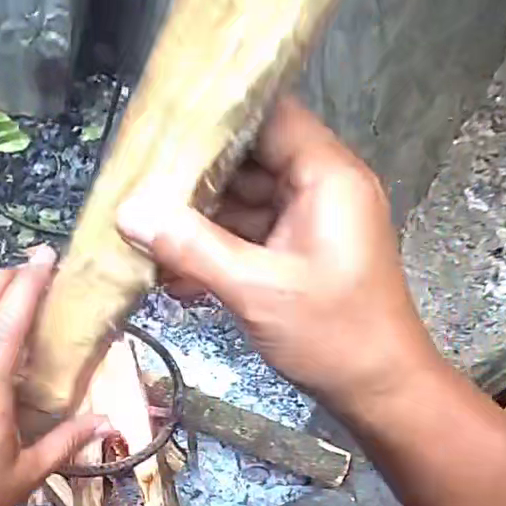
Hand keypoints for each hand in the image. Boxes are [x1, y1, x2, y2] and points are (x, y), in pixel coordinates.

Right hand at [114, 97, 442, 406]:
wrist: (376, 390)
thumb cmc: (332, 333)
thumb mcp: (256, 289)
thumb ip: (191, 248)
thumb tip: (129, 213)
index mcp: (325, 176)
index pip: (269, 117)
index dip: (217, 116)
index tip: (161, 124)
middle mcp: (318, 190)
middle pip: (248, 163)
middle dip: (194, 177)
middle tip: (136, 185)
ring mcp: (306, 226)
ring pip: (242, 206)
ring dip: (197, 223)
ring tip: (143, 233)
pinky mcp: (295, 258)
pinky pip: (247, 241)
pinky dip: (213, 253)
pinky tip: (171, 272)